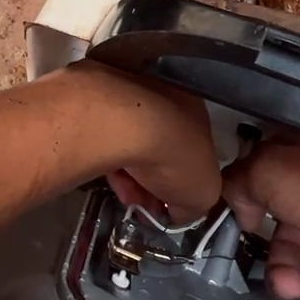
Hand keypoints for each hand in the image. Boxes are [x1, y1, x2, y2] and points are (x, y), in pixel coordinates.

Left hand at [53, 62, 221, 224]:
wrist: (124, 121)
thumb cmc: (174, 151)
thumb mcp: (204, 190)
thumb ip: (195, 201)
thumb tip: (179, 209)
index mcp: (193, 105)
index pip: (189, 147)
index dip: (180, 181)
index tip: (168, 204)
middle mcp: (162, 90)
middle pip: (157, 144)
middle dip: (151, 180)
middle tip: (143, 202)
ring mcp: (125, 90)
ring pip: (128, 140)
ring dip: (129, 173)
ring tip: (123, 193)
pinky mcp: (95, 96)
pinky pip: (104, 133)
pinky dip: (106, 156)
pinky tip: (108, 175)